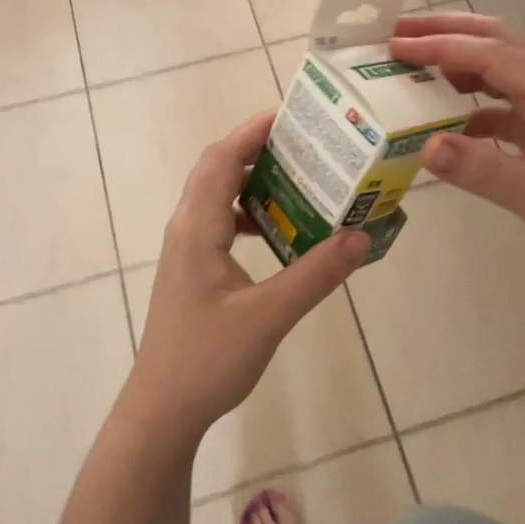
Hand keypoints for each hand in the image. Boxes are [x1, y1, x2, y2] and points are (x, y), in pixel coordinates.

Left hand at [127, 112, 371, 436]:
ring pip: (217, 195)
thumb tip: (361, 234)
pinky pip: (219, 221)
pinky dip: (247, 211)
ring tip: (297, 177)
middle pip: (217, 169)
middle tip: (303, 142)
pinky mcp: (192, 269)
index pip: (221, 159)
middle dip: (256, 148)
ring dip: (252, 179)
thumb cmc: (208, 359)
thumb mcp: (269, 316)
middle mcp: (186, 228)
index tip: (290, 114)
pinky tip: (277, 228)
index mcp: (197, 227)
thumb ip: (316, 273)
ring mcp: (186, 249)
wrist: (162, 409)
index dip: (251, 131)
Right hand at [389, 12, 524, 283]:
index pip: (493, 54)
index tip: (395, 47)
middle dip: (447, 31)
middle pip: (498, 41)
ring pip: (500, 67)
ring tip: (413, 62)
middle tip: (397, 32)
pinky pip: (502, 101)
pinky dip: (469, 100)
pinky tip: (444, 118)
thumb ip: (483, 170)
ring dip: (457, 59)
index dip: (441, 46)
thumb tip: (424, 145)